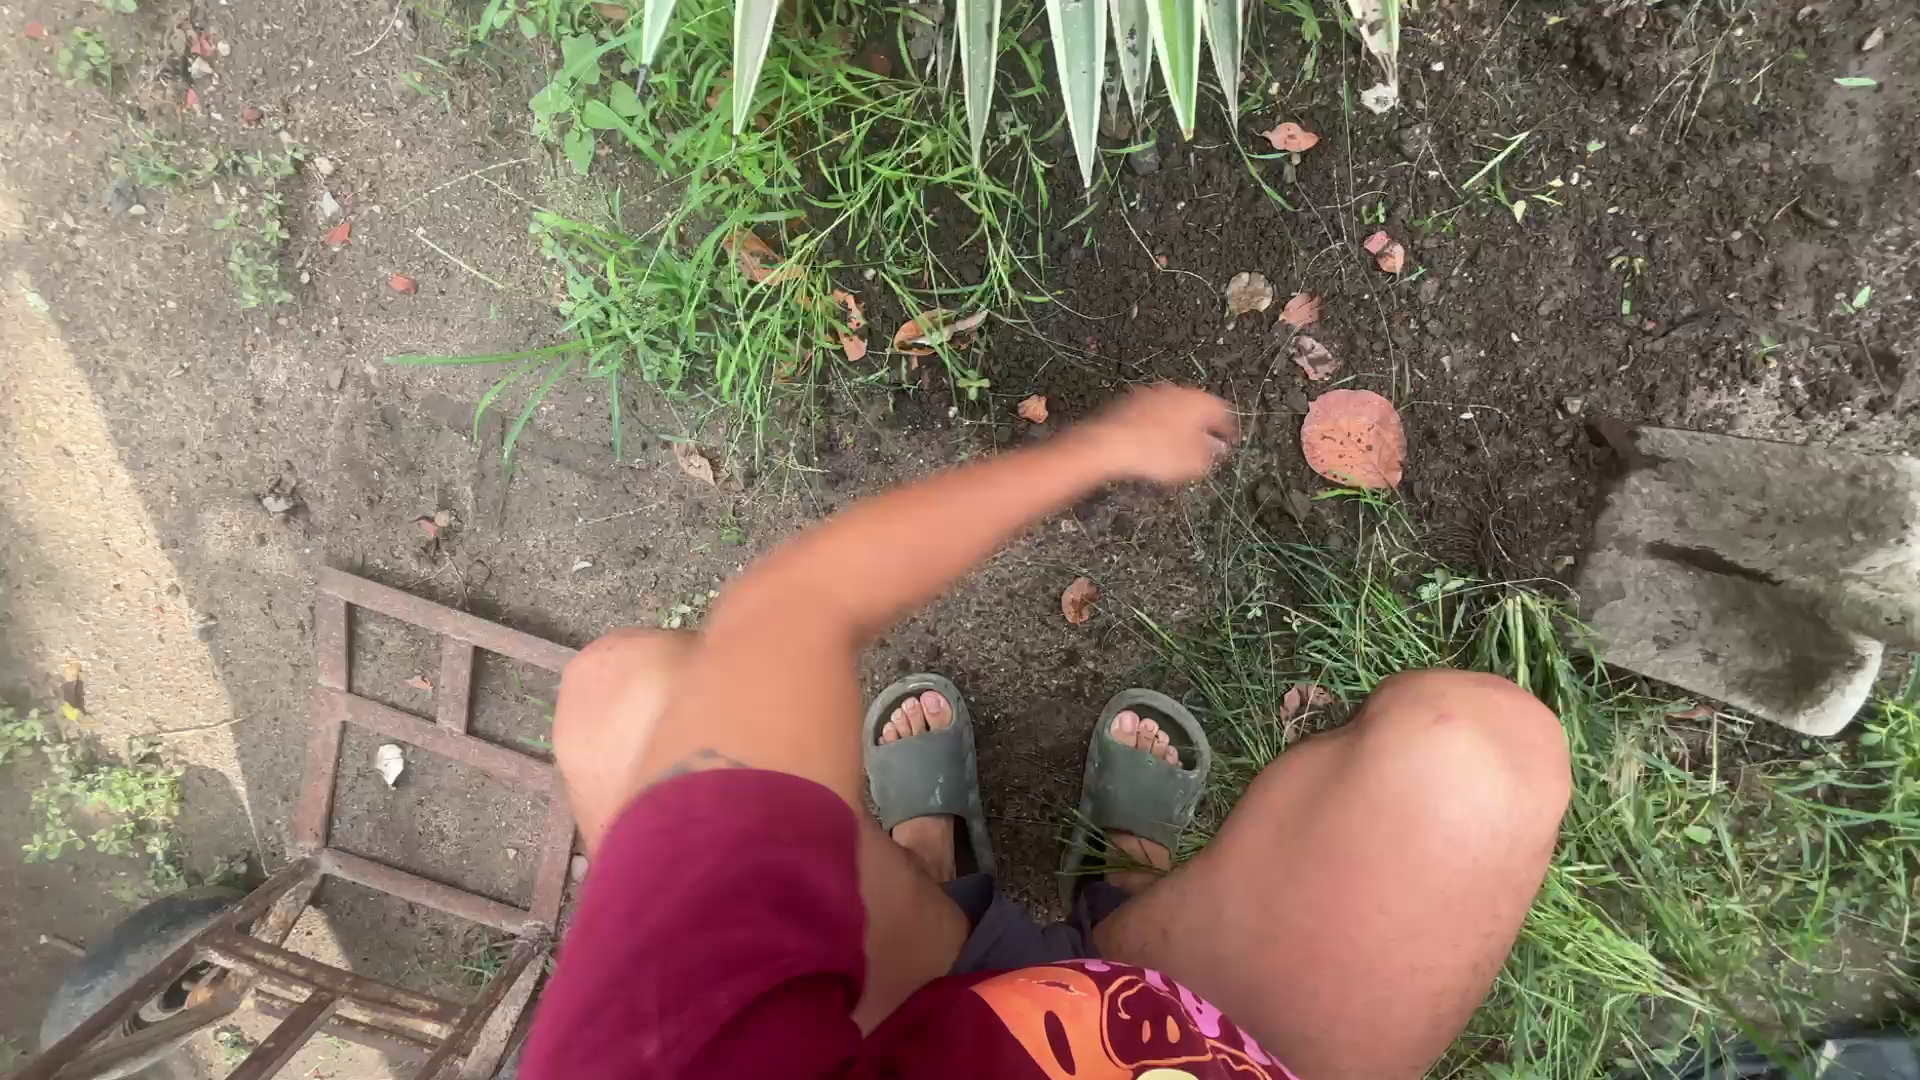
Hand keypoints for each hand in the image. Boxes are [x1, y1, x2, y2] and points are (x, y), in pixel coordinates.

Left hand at [1076, 384, 1237, 484]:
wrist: (1109, 443)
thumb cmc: (1158, 453)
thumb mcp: (1194, 464)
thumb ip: (1211, 456)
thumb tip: (1216, 450)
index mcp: (1200, 401)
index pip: (1224, 414)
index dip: (1227, 432)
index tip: (1227, 444)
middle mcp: (1178, 391)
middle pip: (1197, 408)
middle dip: (1200, 427)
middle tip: (1201, 447)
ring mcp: (1151, 393)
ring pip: (1172, 410)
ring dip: (1176, 426)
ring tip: (1174, 448)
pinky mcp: (1129, 401)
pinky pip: (1150, 415)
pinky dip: (1155, 427)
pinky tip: (1150, 443)